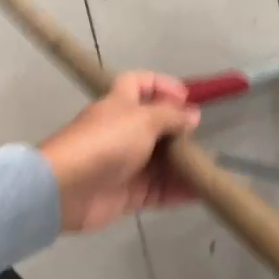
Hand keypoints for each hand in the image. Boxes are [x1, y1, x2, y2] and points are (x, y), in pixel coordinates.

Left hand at [37, 72, 200, 233]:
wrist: (67, 188)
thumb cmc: (104, 143)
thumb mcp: (141, 119)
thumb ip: (168, 116)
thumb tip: (191, 114)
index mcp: (117, 105)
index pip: (136, 83)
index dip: (160, 84)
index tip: (186, 97)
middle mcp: (120, 132)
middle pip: (153, 126)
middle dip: (179, 131)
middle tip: (204, 140)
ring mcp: (123, 164)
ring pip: (159, 161)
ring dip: (184, 164)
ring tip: (212, 170)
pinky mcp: (127, 193)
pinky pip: (159, 190)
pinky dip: (179, 191)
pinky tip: (203, 194)